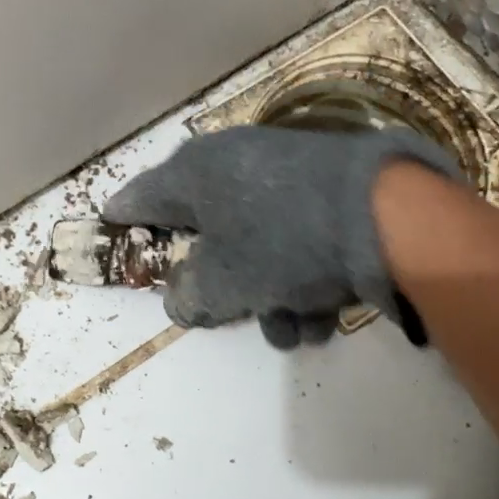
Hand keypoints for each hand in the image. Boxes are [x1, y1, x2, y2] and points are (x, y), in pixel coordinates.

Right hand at [102, 124, 462, 348]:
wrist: (386, 215)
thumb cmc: (282, 243)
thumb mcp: (223, 282)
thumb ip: (190, 295)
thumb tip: (182, 299)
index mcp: (194, 173)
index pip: (140, 198)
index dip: (123, 222)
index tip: (112, 233)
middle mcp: (233, 165)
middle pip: (207, 232)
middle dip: (220, 286)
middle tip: (224, 314)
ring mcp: (282, 174)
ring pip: (256, 244)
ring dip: (269, 295)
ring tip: (294, 333)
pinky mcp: (324, 190)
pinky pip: (294, 239)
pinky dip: (301, 278)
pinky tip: (323, 316)